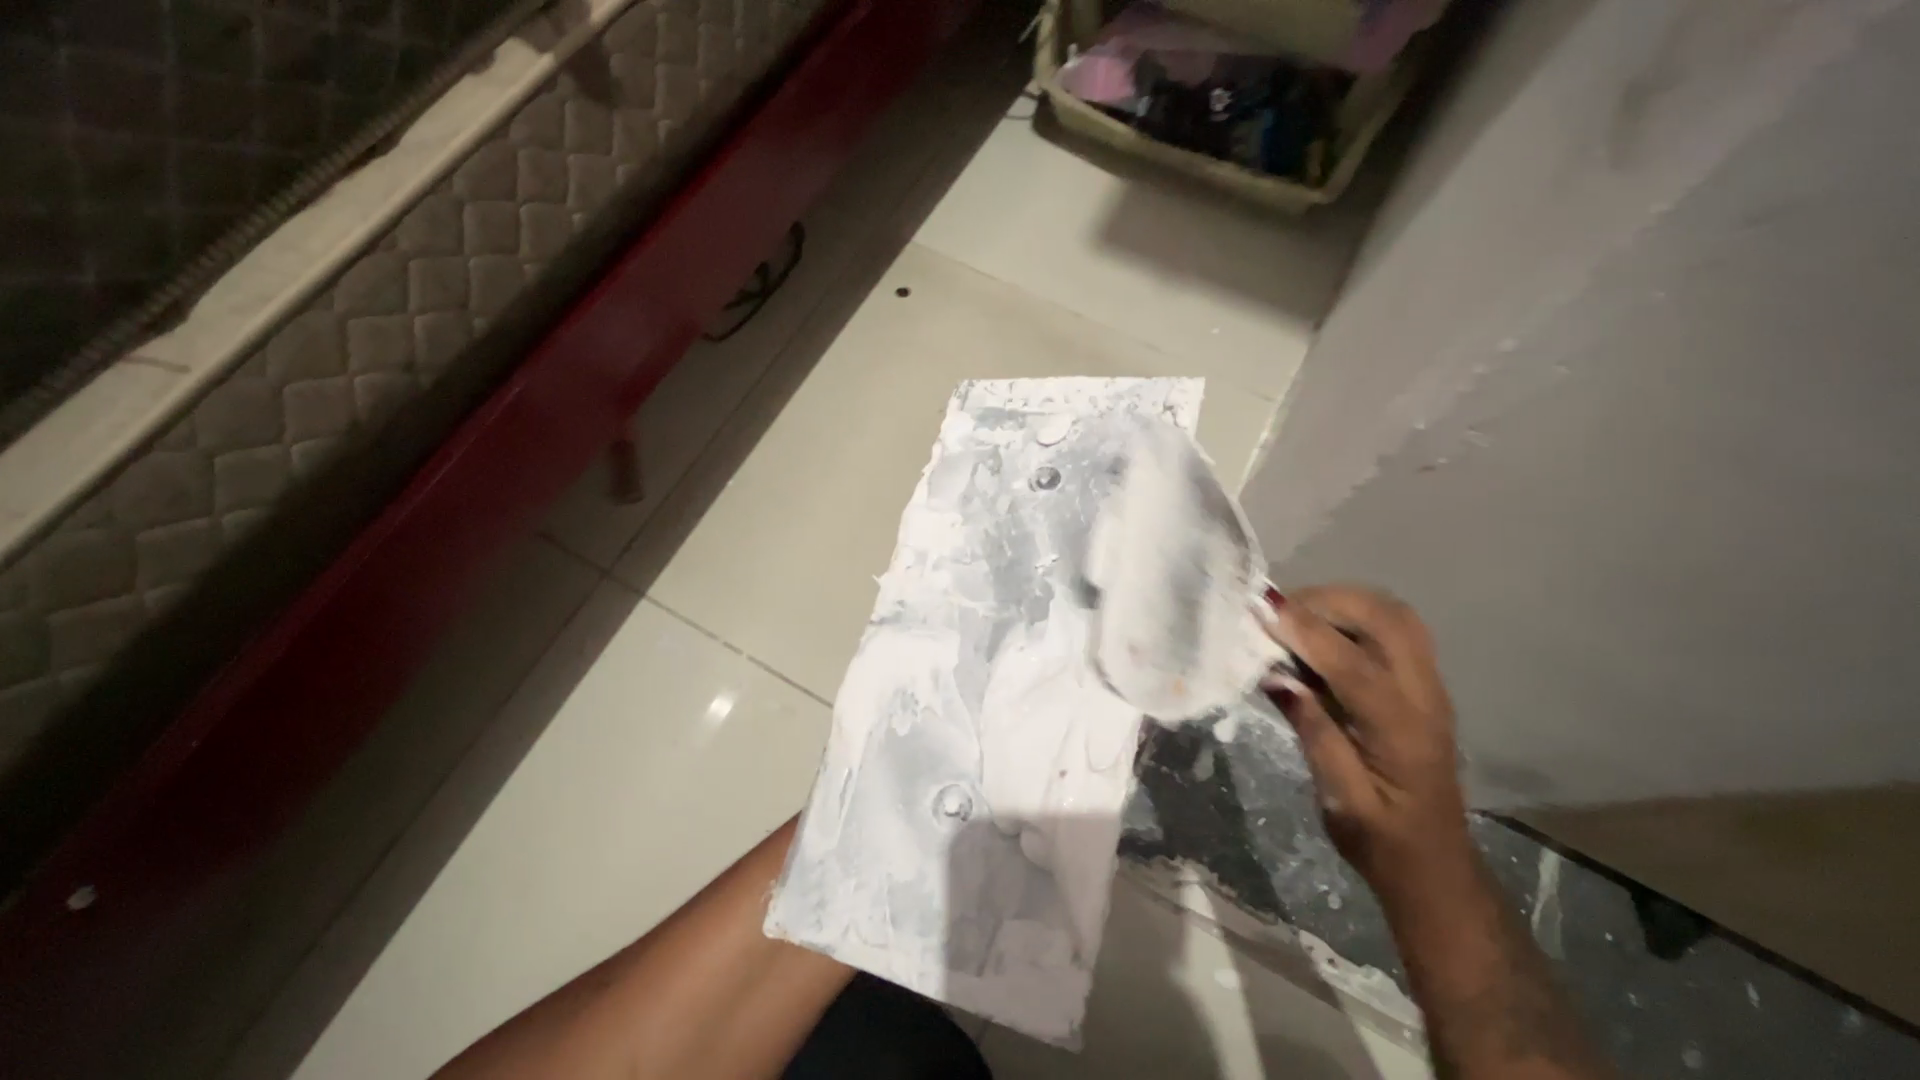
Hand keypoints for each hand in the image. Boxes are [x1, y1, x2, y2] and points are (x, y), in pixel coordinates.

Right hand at [1260, 585, 1470, 901]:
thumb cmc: (1381, 841)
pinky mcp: (1423, 687)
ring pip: (1397, 617)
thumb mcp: (1340, 801)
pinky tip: (1320, 633)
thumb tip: (1277, 677)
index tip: (1263, 608)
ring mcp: (1430, 688)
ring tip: (1295, 615)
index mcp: (1402, 733)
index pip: (1354, 665)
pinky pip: (1395, 632)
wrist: (1434, 864)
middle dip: (1330, 601)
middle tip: (1277, 609)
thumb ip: (1314, 734)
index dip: (1307, 631)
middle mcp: (1425, 698)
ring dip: (1345, 603)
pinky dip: (1355, 617)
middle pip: (1388, 620)